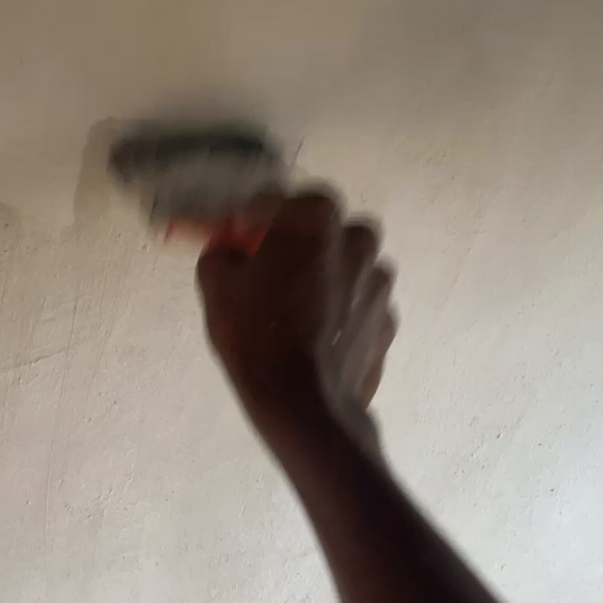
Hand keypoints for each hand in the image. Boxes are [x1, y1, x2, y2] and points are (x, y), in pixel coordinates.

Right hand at [196, 190, 395, 452]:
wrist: (301, 401)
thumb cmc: (255, 334)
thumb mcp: (215, 287)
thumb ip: (221, 253)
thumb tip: (229, 251)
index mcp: (314, 219)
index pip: (277, 201)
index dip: (251, 219)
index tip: (238, 238)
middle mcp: (357, 239)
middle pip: (322, 228)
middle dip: (297, 243)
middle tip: (268, 272)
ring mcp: (379, 282)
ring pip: (347, 265)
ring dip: (324, 276)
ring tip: (295, 310)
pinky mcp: (387, 320)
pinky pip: (358, 304)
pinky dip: (340, 311)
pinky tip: (315, 337)